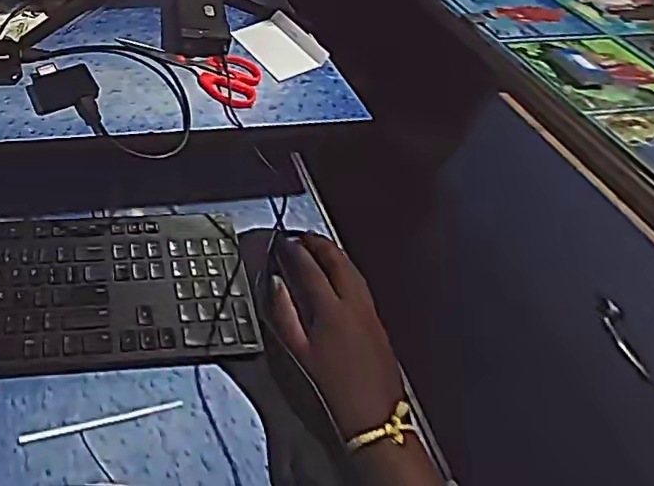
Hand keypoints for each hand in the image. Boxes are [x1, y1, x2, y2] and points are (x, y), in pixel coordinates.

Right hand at [267, 233, 403, 436]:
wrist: (375, 418)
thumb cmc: (332, 386)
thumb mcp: (297, 351)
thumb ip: (283, 312)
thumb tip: (275, 282)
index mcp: (330, 309)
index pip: (308, 266)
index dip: (293, 250)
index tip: (281, 243)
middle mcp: (353, 303)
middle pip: (336, 259)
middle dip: (316, 242)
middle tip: (299, 236)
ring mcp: (369, 310)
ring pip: (352, 268)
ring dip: (333, 252)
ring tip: (317, 245)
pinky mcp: (378, 320)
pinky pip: (360, 281)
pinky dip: (345, 267)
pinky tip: (337, 270)